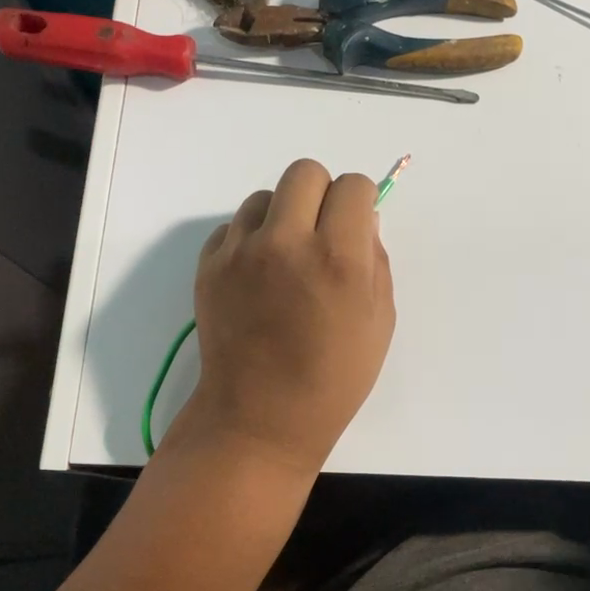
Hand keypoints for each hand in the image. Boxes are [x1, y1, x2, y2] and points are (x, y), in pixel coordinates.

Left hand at [176, 159, 394, 470]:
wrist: (261, 417)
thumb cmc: (334, 379)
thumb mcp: (380, 322)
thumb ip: (376, 262)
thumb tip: (362, 221)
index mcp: (339, 259)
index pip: (352, 187)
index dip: (359, 203)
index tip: (355, 228)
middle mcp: (287, 243)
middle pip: (304, 173)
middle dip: (321, 195)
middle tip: (322, 234)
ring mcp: (241, 252)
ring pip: (265, 197)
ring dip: (282, 217)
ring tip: (286, 259)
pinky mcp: (209, 265)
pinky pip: (233, 226)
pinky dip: (250, 240)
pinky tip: (258, 277)